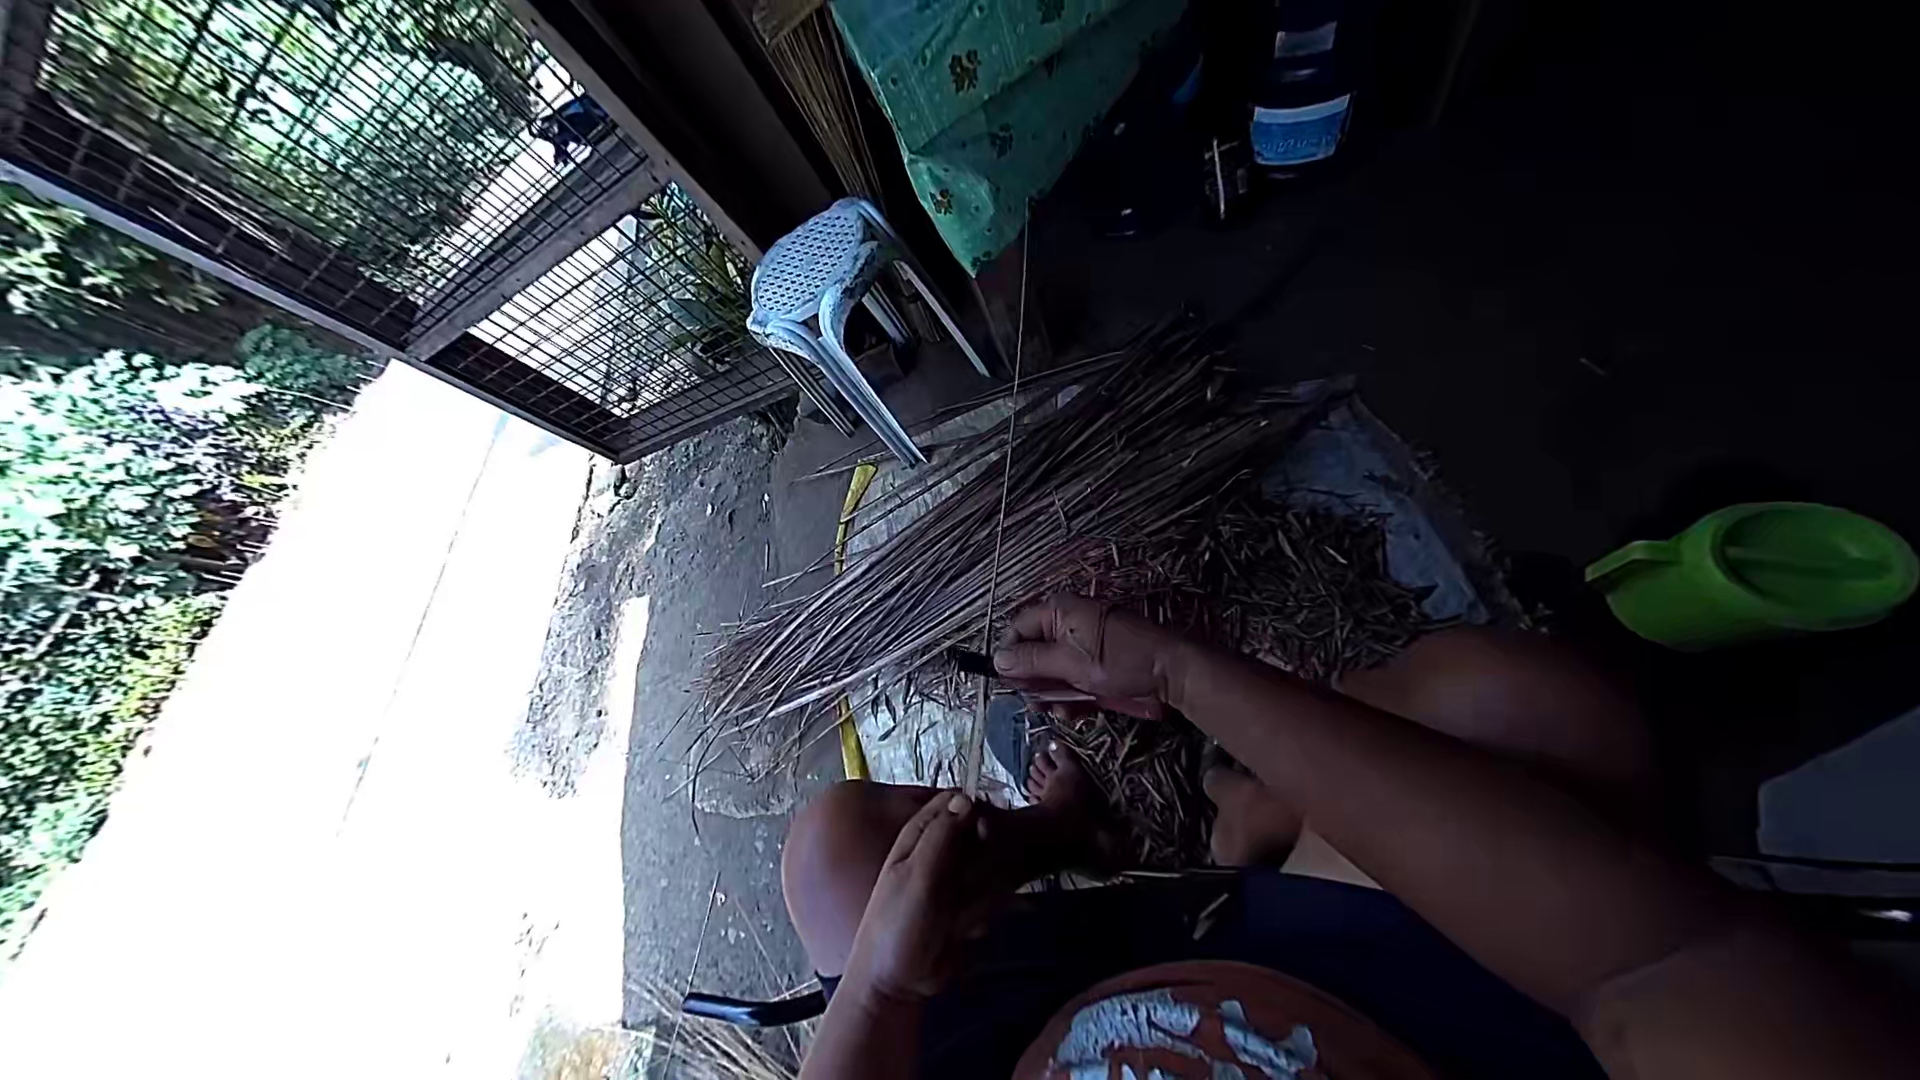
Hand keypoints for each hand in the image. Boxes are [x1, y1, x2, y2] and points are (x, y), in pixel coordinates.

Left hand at [838, 791, 999, 1004]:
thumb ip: (941, 834)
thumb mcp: (917, 875)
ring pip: (991, 867)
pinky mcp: (972, 903)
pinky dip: (983, 914)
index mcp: (921, 832)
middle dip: (980, 863)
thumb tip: (966, 797)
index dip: (974, 813)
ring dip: (979, 894)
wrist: (896, 984)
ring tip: (954, 918)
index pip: (958, 802)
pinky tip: (963, 931)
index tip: (982, 834)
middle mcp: (942, 849)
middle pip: (982, 834)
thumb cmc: (897, 924)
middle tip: (962, 887)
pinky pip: (994, 896)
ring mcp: (958, 877)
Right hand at [992, 594, 1181, 718]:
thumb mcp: (1070, 662)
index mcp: (1057, 612)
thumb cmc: (1119, 660)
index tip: (1011, 684)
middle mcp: (1065, 624)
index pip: (1017, 631)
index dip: (1010, 658)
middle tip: (1040, 703)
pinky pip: (1070, 678)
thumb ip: (1030, 662)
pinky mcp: (1093, 663)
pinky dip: (1070, 696)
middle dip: (1035, 682)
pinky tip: (1076, 710)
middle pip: (1031, 653)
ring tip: (1063, 710)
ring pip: (1050, 672)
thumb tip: (997, 660)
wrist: (1170, 672)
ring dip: (1053, 695)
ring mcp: (1080, 644)